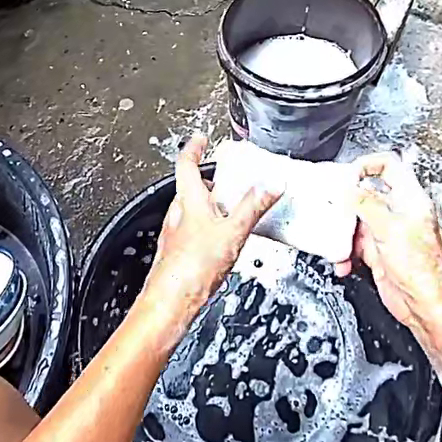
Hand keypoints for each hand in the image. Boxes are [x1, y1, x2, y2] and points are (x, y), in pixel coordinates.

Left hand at [138, 134, 281, 324]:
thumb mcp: (233, 231)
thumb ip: (252, 206)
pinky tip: (217, 243)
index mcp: (189, 201)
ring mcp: (175, 235)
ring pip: (190, 210)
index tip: (200, 139)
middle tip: (222, 177)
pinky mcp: (177, 254)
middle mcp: (178, 214)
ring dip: (206, 204)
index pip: (186, 164)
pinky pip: (191, 231)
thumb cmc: (193, 267)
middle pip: (189, 187)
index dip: (194, 149)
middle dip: (207, 180)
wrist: (170, 302)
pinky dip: (205, 227)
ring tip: (226, 209)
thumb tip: (271, 184)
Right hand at [349, 152, 441, 346]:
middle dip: (346, 205)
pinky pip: (355, 246)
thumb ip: (368, 204)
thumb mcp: (391, 229)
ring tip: (339, 246)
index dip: (366, 165)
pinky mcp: (380, 254)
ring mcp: (389, 234)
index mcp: (411, 201)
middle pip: (366, 195)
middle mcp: (400, 214)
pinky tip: (344, 262)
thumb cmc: (427, 274)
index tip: (347, 177)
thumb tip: (350, 188)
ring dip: (342, 234)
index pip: (388, 166)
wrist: (430, 310)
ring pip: (357, 222)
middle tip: (333, 211)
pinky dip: (345, 253)